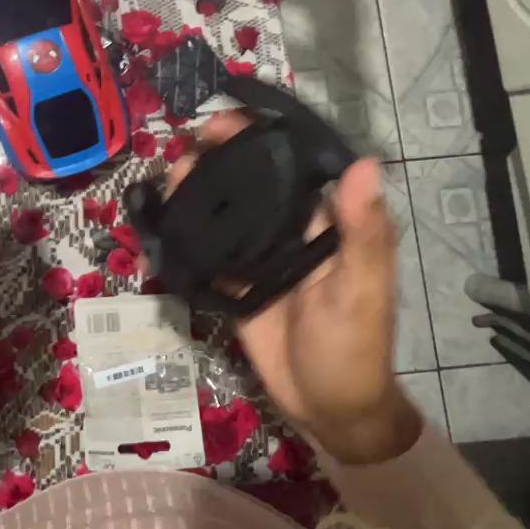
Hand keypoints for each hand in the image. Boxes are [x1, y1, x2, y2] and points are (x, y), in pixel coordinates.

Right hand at [166, 112, 421, 464]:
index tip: (230, 119)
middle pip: (252, 180)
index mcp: (326, 222)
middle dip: (221, 155)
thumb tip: (365, 163)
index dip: (263, 136)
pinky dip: (187, 227)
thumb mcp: (361, 290)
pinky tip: (164, 212)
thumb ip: (361, 232)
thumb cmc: (354, 348)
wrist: (326, 409)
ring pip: (226, 208)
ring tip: (172, 174)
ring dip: (199, 187)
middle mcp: (291, 229)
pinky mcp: (235, 279)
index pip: (293, 165)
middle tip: (189, 141)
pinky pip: (208, 246)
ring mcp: (260, 253)